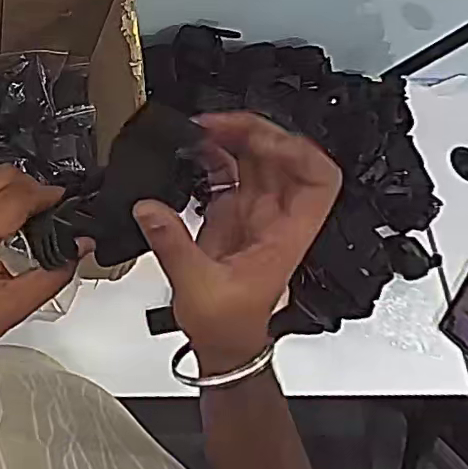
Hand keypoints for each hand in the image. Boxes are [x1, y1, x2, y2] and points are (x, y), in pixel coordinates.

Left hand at [0, 166, 85, 362]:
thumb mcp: (14, 306)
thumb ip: (53, 275)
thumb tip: (79, 248)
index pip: (14, 197)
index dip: (45, 195)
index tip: (62, 201)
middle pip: (1, 176)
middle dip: (32, 186)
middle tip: (50, 206)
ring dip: (13, 182)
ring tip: (31, 205)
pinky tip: (5, 203)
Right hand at [132, 112, 340, 369]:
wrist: (222, 343)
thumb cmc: (229, 326)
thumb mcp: (198, 288)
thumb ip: (172, 244)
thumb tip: (149, 209)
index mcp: (286, 235)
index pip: (317, 179)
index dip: (296, 152)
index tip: (262, 142)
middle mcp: (276, 218)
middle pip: (283, 159)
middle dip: (255, 133)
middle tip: (219, 125)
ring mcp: (254, 213)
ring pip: (256, 159)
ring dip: (233, 138)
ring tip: (202, 129)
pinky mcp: (231, 214)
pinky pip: (229, 172)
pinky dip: (213, 156)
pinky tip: (194, 149)